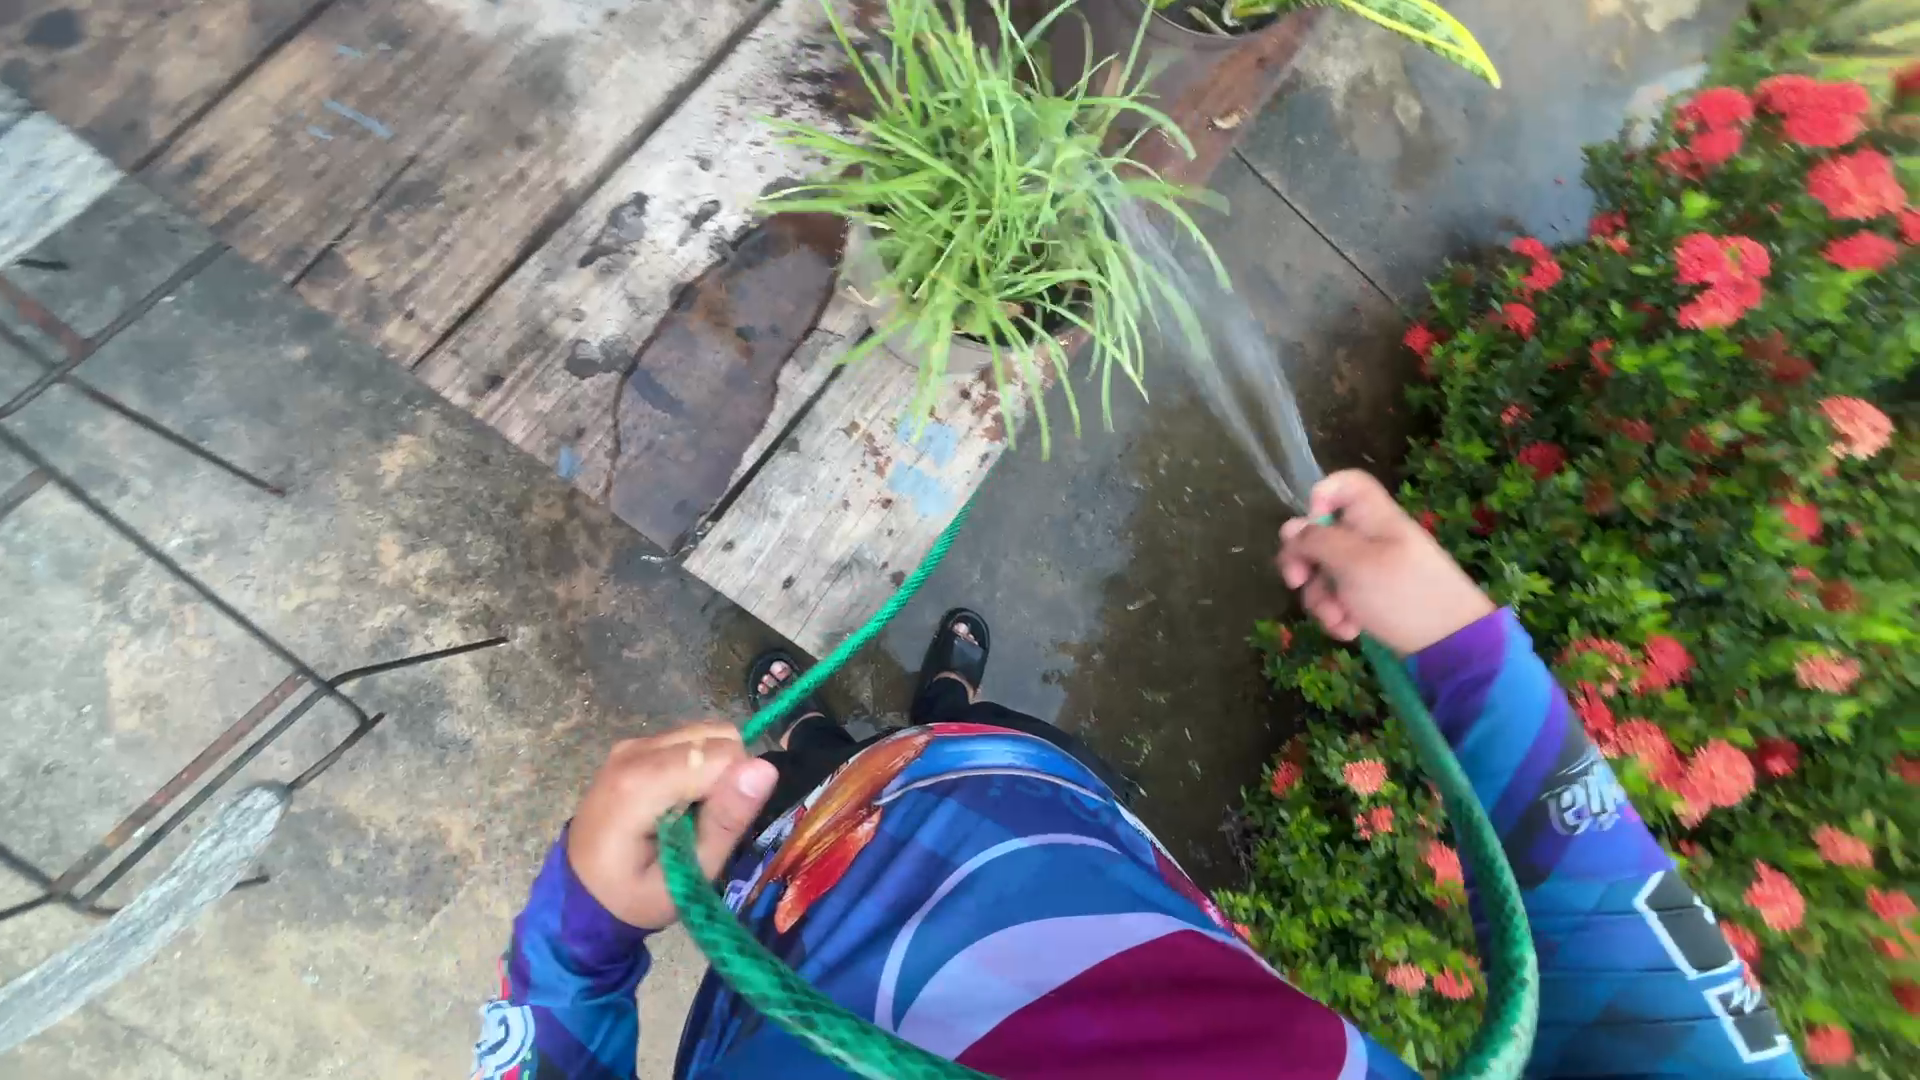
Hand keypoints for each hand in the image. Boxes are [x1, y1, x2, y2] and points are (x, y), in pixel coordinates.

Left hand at [566, 722, 778, 929]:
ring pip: (708, 733)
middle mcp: (634, 751)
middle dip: (729, 775)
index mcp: (639, 783)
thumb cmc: (632, 897)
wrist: (578, 898)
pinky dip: (700, 764)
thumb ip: (726, 822)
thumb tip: (766, 768)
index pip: (723, 754)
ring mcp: (633, 744)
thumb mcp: (687, 879)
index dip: (735, 789)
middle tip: (707, 822)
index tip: (717, 827)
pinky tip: (682, 799)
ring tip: (694, 812)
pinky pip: (692, 738)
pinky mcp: (638, 744)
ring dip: (716, 769)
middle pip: (717, 737)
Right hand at [1276, 469, 1494, 654]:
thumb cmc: (1404, 594)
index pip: (1345, 484)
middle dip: (1304, 562)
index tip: (1311, 526)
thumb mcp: (1354, 563)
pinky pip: (1337, 597)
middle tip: (1298, 582)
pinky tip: (1348, 630)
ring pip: (1322, 572)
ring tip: (1338, 619)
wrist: (1452, 645)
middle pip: (1319, 534)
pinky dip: (1336, 614)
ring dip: (1320, 598)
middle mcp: (1369, 538)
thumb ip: (1316, 541)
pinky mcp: (1369, 598)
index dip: (1320, 496)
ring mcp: (1369, 569)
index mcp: (1373, 518)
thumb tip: (1292, 530)